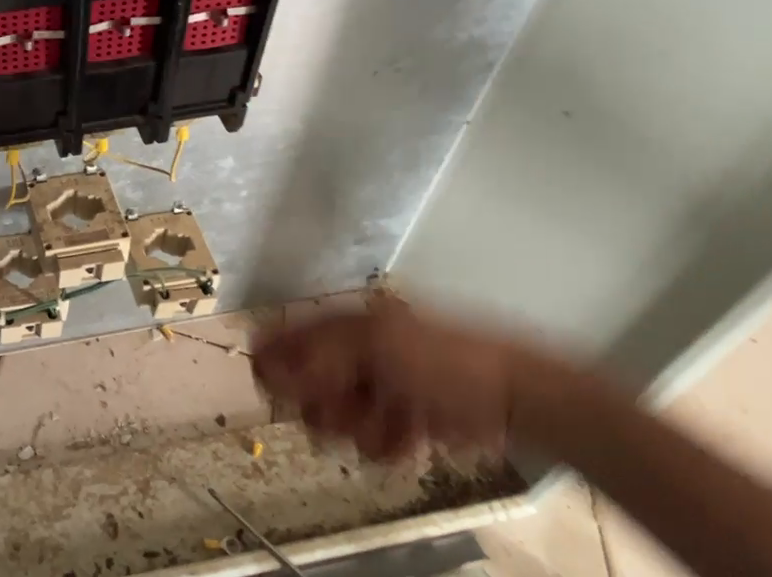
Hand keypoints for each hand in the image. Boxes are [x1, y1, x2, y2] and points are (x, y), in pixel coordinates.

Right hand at [252, 297, 533, 460]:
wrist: (508, 398)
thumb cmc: (439, 359)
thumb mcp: (373, 343)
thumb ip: (315, 350)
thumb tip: (262, 354)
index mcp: (342, 327)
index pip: (286, 340)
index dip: (274, 364)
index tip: (275, 389)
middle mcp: (351, 357)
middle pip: (304, 388)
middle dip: (323, 405)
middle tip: (348, 406)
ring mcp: (374, 391)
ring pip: (334, 421)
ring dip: (357, 428)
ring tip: (389, 423)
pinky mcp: (395, 424)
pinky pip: (365, 443)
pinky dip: (383, 445)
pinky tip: (407, 437)